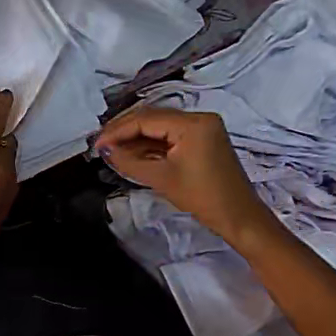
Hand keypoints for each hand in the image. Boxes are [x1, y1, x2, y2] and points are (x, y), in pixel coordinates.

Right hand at [95, 106, 264, 242]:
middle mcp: (199, 118)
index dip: (117, 130)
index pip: (145, 119)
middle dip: (124, 131)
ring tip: (112, 151)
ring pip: (159, 127)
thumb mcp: (161, 178)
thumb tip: (104, 150)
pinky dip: (150, 145)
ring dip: (135, 139)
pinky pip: (169, 137)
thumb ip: (129, 161)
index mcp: (193, 123)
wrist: (239, 217)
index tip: (97, 145)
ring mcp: (202, 128)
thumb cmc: (202, 197)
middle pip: (152, 118)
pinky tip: (132, 154)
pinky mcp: (201, 140)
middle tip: (101, 146)